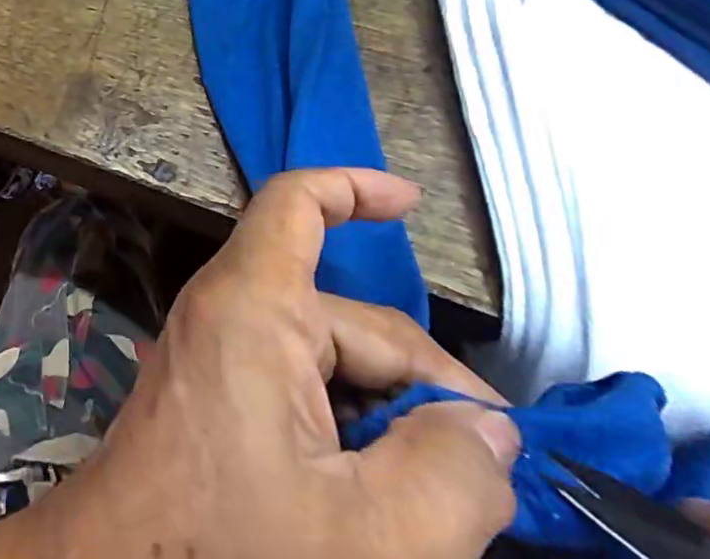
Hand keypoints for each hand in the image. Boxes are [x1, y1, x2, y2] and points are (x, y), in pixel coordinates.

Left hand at [0, 168, 520, 558]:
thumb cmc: (225, 556)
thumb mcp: (366, 537)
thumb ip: (453, 478)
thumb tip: (489, 433)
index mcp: (253, 308)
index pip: (297, 204)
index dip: (354, 188)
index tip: (412, 203)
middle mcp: (232, 319)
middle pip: (349, 319)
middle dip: (424, 385)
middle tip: (493, 472)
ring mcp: (221, 364)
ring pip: (331, 369)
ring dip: (392, 423)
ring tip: (446, 497)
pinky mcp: (216, 407)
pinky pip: (300, 399)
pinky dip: (350, 437)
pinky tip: (384, 498)